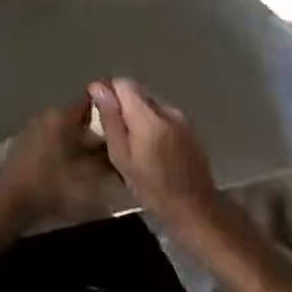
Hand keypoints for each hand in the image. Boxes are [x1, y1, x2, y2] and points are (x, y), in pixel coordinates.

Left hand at [0, 98, 116, 229]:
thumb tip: (124, 148)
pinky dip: (65, 146)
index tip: (127, 122)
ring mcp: (33, 126)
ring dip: (81, 140)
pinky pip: (53, 138)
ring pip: (66, 128)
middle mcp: (47, 114)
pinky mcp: (25, 141)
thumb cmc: (53, 185)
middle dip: (98, 129)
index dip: (112, 110)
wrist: (12, 201)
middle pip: (81, 116)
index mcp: (62, 116)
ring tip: (98, 158)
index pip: (94, 101)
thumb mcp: (91, 175)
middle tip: (117, 146)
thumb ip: (110, 158)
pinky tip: (73, 164)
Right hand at [90, 78, 220, 232]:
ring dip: (138, 113)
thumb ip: (110, 118)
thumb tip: (98, 87)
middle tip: (115, 132)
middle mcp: (168, 110)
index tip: (101, 112)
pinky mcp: (191, 127)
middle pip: (138, 91)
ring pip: (151, 102)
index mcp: (149, 117)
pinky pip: (164, 114)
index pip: (124, 83)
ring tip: (134, 142)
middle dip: (123, 104)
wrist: (194, 208)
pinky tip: (153, 147)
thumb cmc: (151, 187)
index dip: (109, 92)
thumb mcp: (121, 156)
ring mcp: (183, 118)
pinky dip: (153, 122)